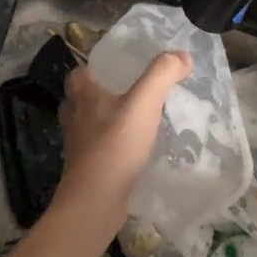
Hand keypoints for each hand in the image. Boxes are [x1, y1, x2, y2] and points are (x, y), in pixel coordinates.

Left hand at [56, 51, 192, 215]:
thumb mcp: (144, 102)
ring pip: (86, 125)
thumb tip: (182, 55)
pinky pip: (95, 150)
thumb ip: (162, 74)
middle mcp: (74, 117)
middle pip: (80, 98)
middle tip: (126, 95)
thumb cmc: (116, 145)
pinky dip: (108, 147)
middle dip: (98, 95)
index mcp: (82, 95)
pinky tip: (129, 152)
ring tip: (130, 122)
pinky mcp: (84, 169)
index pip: (79, 72)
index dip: (94, 68)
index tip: (117, 69)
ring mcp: (76, 146)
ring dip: (102, 122)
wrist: (96, 201)